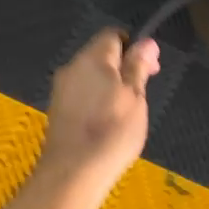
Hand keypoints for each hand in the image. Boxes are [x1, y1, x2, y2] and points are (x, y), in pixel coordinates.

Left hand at [35, 29, 159, 196]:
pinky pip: (82, 94)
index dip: (135, 46)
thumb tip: (146, 42)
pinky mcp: (57, 112)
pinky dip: (97, 101)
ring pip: (91, 76)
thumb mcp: (135, 96)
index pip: (113, 35)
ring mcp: (60, 91)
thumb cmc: (111, 131)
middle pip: (101, 55)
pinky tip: (108, 123)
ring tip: (127, 111)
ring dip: (111, 86)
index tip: (150, 69)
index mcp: (91, 58)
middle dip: (124, 67)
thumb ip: (138, 67)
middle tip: (143, 93)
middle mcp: (71, 68)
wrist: (73, 174)